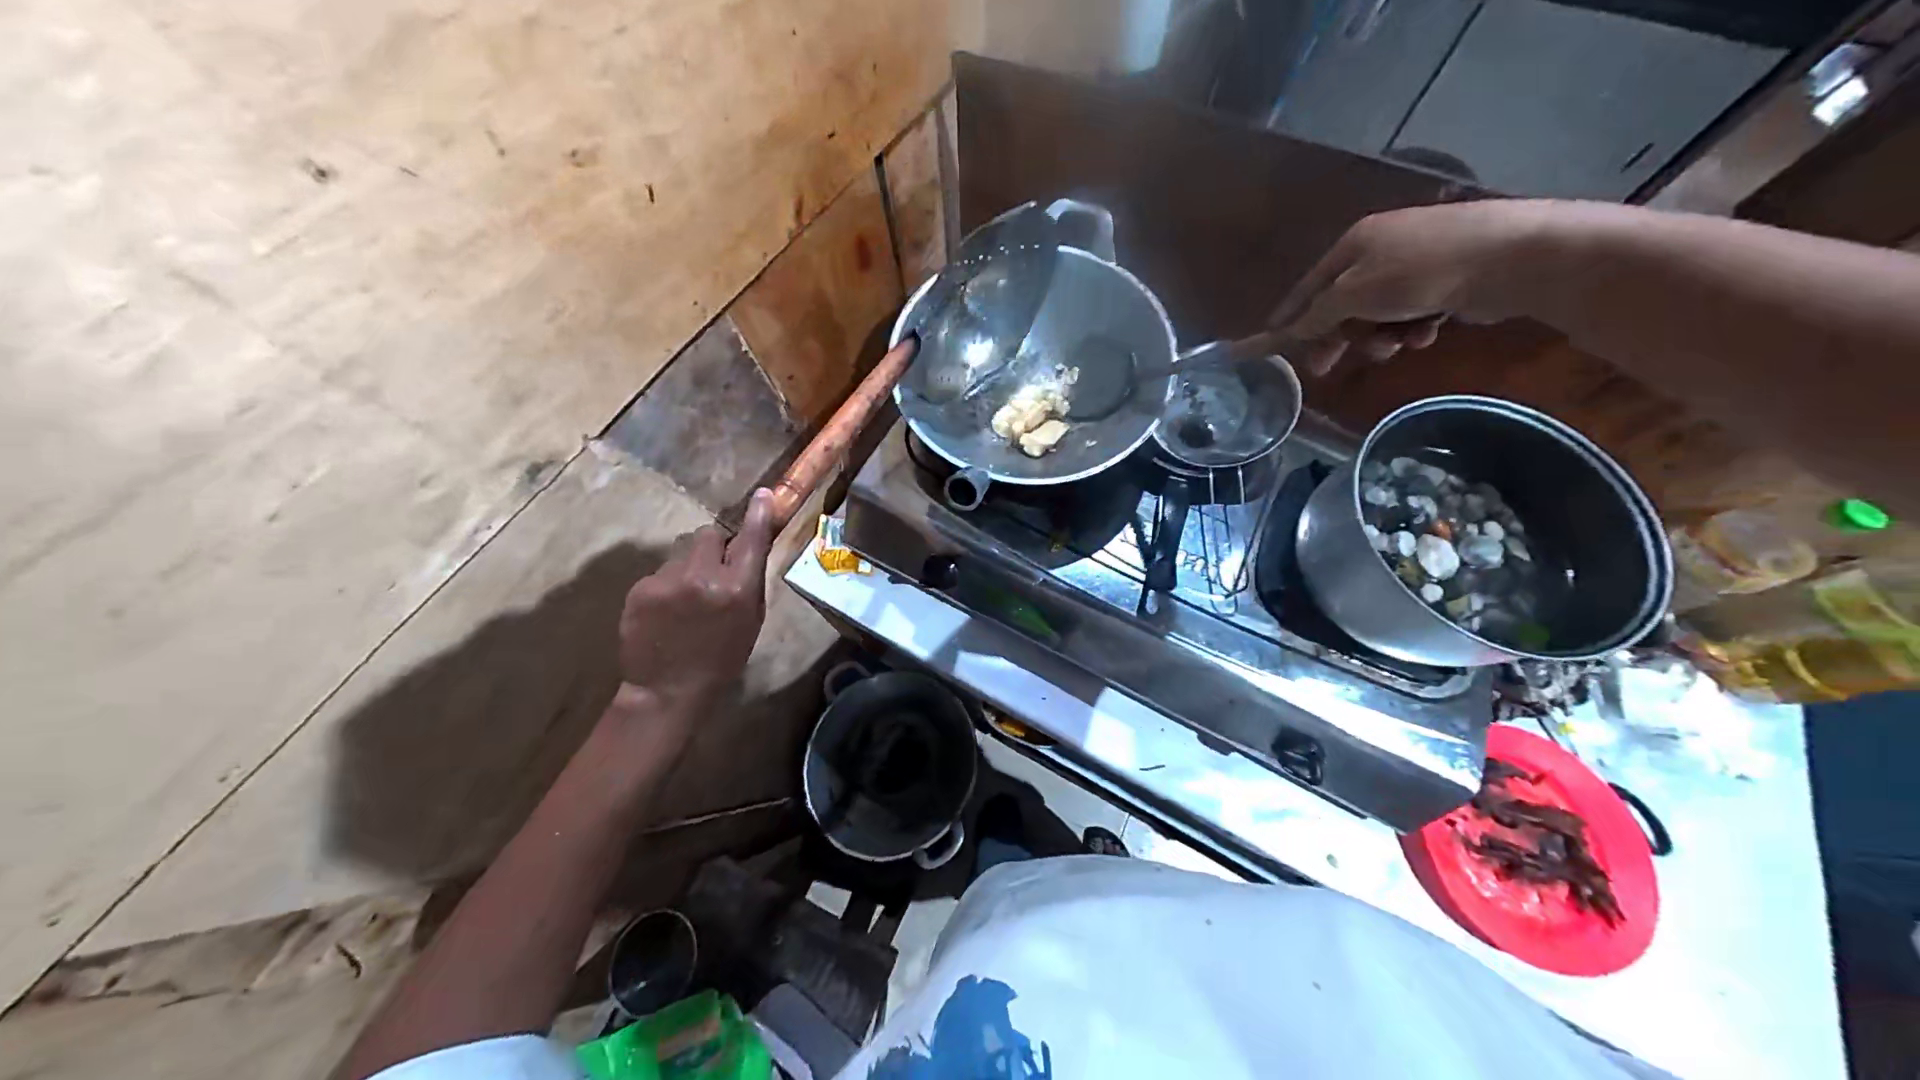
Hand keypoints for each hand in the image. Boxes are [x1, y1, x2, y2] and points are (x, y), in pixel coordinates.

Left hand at [616, 489, 775, 721]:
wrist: (668, 691)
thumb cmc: (722, 658)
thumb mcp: (750, 620)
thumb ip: (750, 580)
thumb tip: (750, 543)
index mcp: (737, 588)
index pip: (751, 539)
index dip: (758, 515)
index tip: (762, 494)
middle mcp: (703, 577)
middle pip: (708, 534)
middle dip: (712, 547)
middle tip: (712, 573)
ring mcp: (666, 581)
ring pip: (680, 551)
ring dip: (688, 565)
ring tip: (686, 598)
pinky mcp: (640, 589)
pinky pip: (660, 571)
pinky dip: (666, 585)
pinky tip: (665, 611)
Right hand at [1271, 200, 1561, 374]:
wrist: (1508, 258)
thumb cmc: (1419, 272)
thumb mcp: (1353, 295)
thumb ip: (1316, 316)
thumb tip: (1290, 331)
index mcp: (1355, 242)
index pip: (1309, 285)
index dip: (1290, 314)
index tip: (1273, 342)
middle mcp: (1383, 248)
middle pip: (1343, 303)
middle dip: (1338, 336)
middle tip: (1326, 368)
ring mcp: (1418, 263)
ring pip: (1378, 314)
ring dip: (1380, 336)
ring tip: (1397, 345)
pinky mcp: (1448, 280)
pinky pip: (1413, 314)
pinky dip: (1414, 328)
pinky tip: (1427, 332)